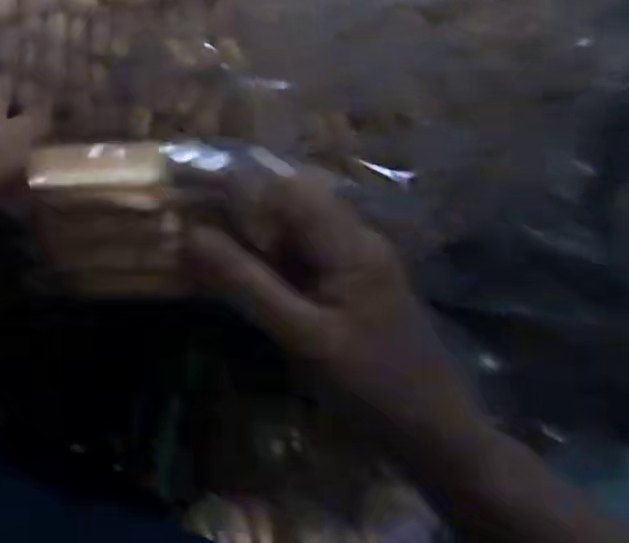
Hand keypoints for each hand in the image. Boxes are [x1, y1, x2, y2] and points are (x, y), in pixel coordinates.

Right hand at [184, 167, 489, 458]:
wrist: (441, 442)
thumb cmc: (376, 387)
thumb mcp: (304, 338)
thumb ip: (246, 282)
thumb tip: (188, 232)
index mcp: (351, 245)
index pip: (286, 187)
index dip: (239, 193)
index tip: (202, 215)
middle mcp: (351, 238)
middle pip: (282, 196)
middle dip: (231, 203)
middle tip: (187, 221)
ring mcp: (346, 257)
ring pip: (282, 218)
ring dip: (239, 224)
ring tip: (199, 242)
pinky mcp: (338, 277)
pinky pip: (288, 245)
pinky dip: (253, 248)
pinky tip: (229, 266)